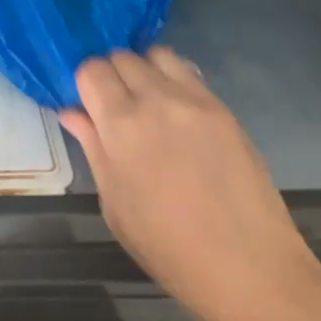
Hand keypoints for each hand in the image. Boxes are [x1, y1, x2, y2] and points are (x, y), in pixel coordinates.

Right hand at [61, 48, 320, 320]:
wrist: (248, 266)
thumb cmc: (169, 246)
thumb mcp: (115, 205)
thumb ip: (93, 149)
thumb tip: (72, 113)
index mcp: (121, 125)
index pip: (91, 69)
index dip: (86, 84)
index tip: (89, 105)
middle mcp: (156, 100)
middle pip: (122, 57)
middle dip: (112, 74)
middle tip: (117, 105)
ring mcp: (194, 100)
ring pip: (157, 54)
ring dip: (145, 69)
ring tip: (148, 100)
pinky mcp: (223, 108)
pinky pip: (189, 72)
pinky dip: (175, 79)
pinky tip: (178, 111)